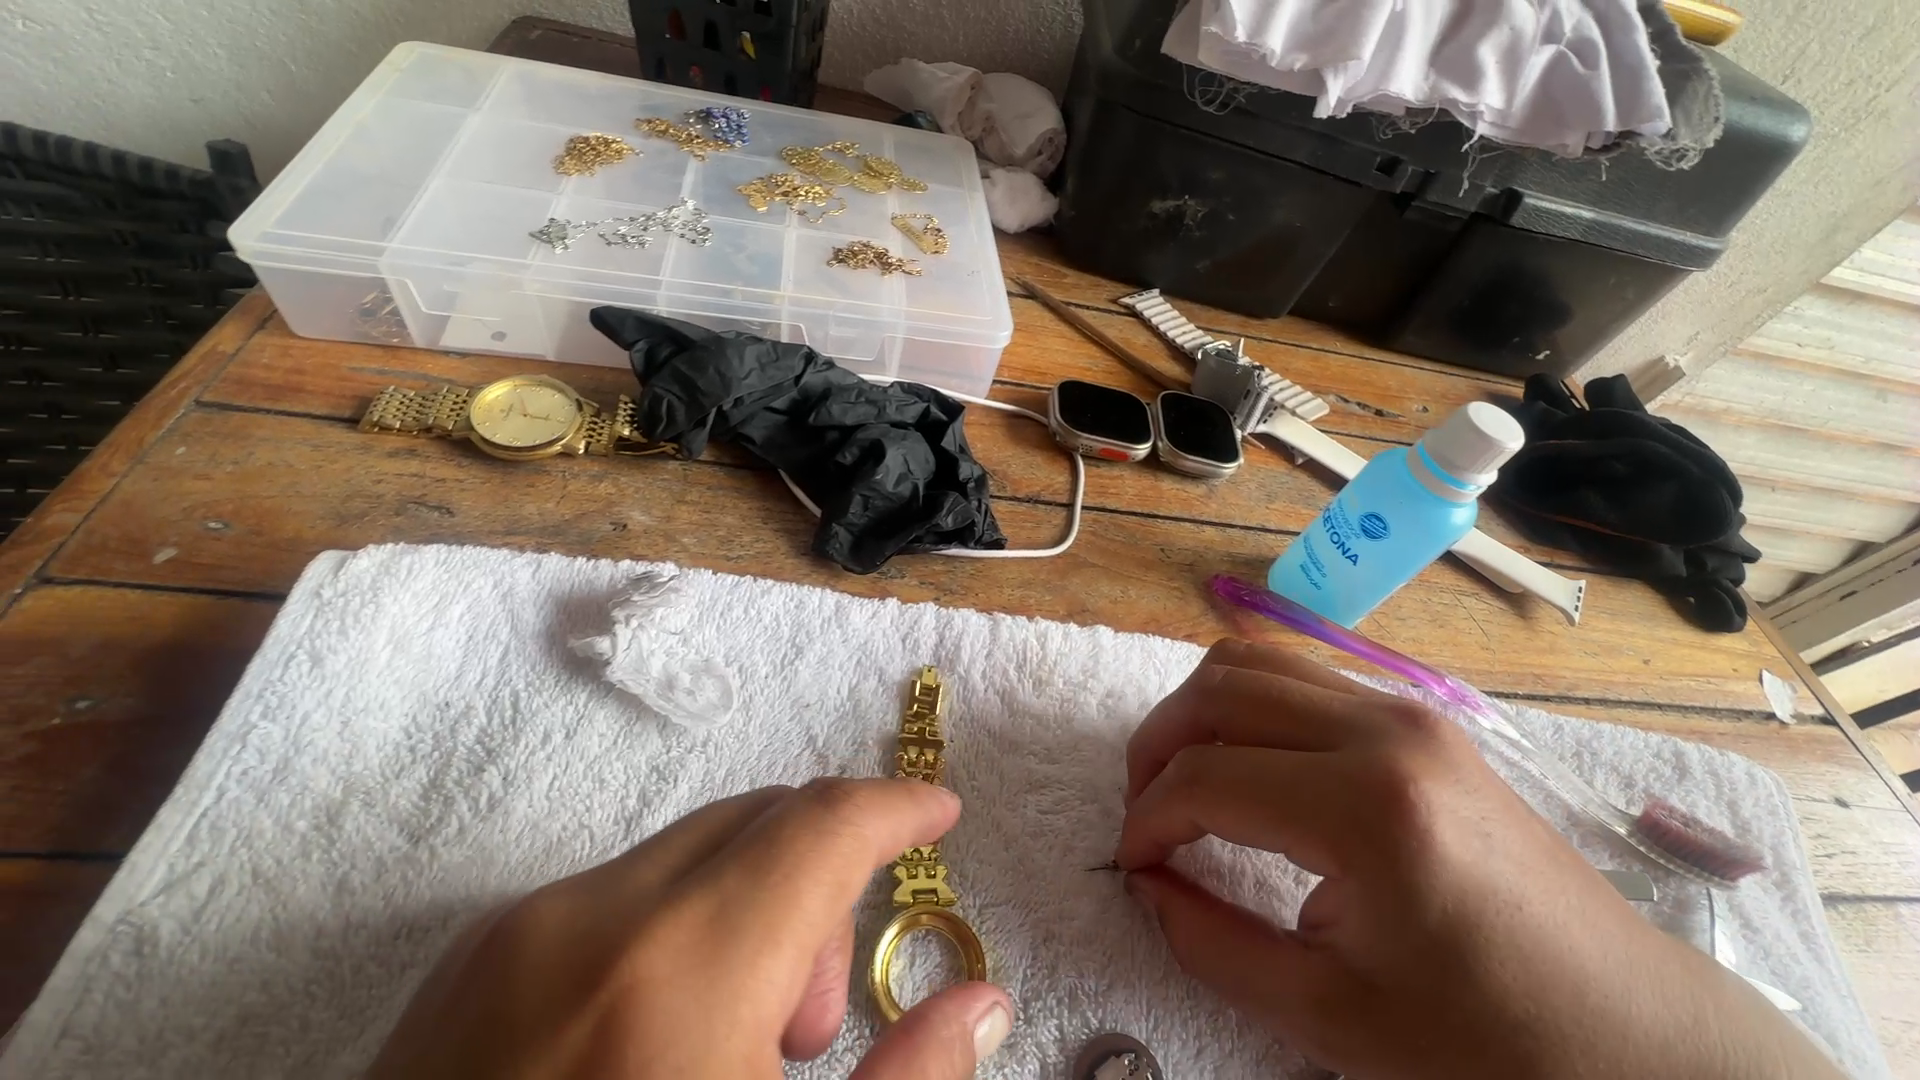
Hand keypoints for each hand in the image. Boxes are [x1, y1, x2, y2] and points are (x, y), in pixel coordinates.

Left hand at [367, 779, 1013, 1079]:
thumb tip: (980, 1001)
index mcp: (678, 968)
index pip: (820, 825)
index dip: (896, 808)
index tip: (940, 816)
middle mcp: (591, 916)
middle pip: (760, 820)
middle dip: (826, 875)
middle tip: (822, 1015)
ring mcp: (516, 928)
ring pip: (692, 849)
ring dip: (754, 901)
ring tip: (739, 1040)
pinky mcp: (467, 957)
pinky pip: (622, 888)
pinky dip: (682, 922)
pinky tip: (659, 1039)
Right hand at [1118, 639, 1842, 1079]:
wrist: (1629, 1028)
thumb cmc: (1482, 1038)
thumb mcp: (1325, 1014)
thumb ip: (1206, 942)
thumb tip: (1144, 878)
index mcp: (1368, 808)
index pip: (1206, 779)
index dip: (1147, 820)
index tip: (1133, 865)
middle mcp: (1385, 730)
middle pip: (1218, 691)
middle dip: (1155, 747)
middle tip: (1145, 812)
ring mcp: (1407, 709)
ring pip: (1252, 661)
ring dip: (1195, 714)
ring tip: (1182, 780)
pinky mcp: (1418, 714)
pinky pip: (1297, 673)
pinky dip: (1243, 704)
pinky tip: (1243, 760)